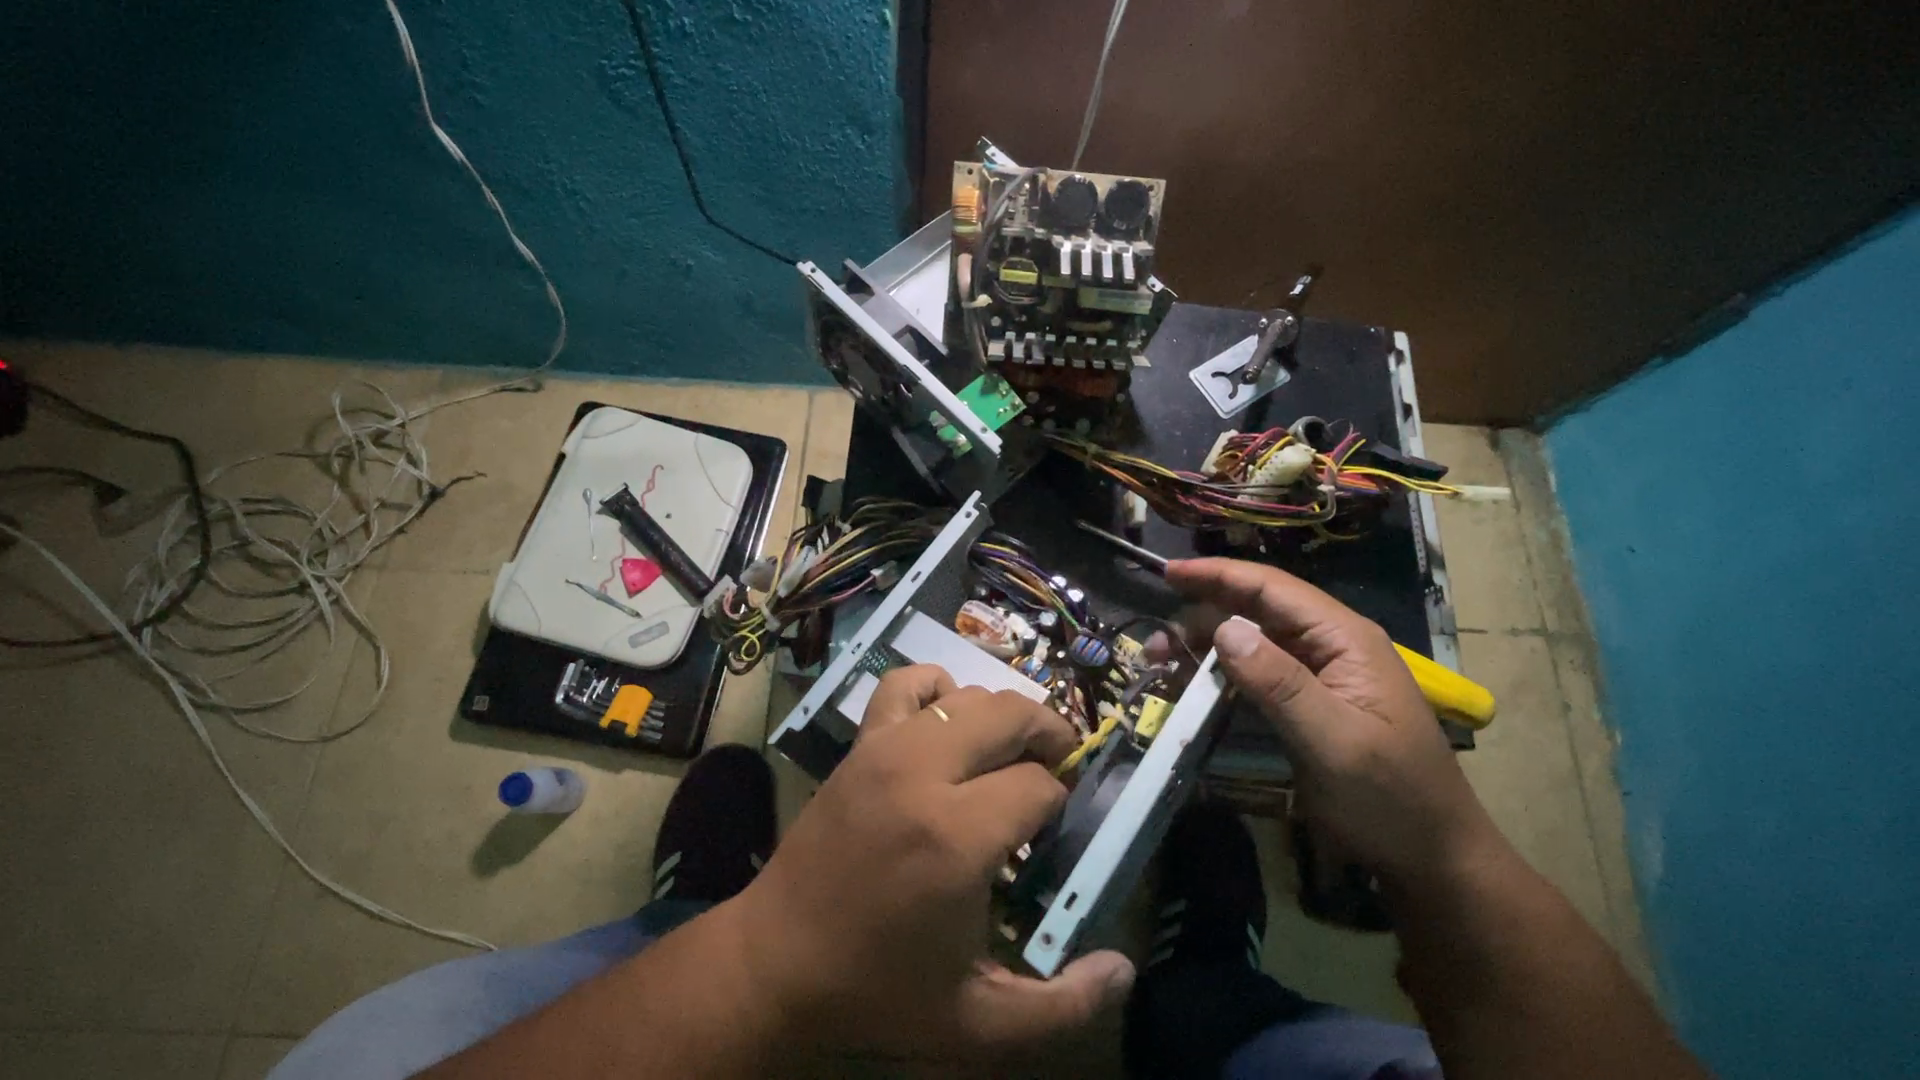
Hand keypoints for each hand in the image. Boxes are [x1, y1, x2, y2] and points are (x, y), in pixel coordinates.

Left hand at [721, 665, 1135, 1058]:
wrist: (775, 961)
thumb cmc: (878, 989)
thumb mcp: (977, 1022)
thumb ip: (1062, 1006)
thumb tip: (1123, 970)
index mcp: (956, 837)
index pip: (1039, 785)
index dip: (1060, 803)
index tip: (1054, 833)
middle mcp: (923, 775)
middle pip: (1012, 716)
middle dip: (1049, 736)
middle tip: (1058, 772)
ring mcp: (884, 750)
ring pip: (968, 697)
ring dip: (1003, 717)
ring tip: (1012, 754)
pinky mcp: (859, 745)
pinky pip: (905, 685)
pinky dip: (938, 690)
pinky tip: (950, 723)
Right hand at [1164, 558, 1503, 889]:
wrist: (1430, 854)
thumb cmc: (1390, 795)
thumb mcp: (1334, 741)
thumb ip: (1280, 683)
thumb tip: (1224, 627)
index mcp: (1344, 639)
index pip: (1273, 589)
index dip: (1218, 575)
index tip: (1167, 571)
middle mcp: (1330, 646)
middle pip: (1256, 611)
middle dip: (1201, 614)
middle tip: (1152, 642)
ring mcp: (1318, 675)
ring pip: (1251, 642)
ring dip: (1205, 647)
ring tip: (1162, 664)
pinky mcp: (1306, 704)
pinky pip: (1255, 675)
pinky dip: (1219, 676)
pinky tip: (1190, 687)